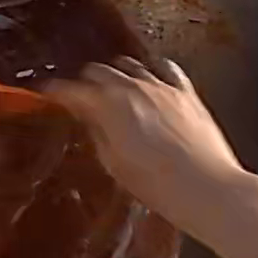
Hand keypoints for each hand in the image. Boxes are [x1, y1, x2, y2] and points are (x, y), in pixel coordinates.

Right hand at [43, 57, 257, 236]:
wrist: (213, 192)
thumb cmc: (159, 186)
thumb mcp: (115, 165)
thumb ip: (97, 133)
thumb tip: (86, 116)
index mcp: (107, 104)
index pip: (71, 90)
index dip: (55, 90)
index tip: (45, 92)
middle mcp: (130, 86)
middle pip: (97, 71)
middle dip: (84, 81)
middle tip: (80, 95)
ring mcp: (159, 85)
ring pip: (127, 65)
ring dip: (114, 74)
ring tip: (111, 86)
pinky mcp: (184, 91)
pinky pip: (164, 67)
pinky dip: (151, 69)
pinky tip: (148, 77)